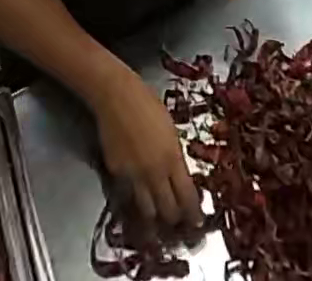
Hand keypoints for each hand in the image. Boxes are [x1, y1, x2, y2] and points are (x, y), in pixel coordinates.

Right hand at [92, 70, 199, 227]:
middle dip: (174, 216)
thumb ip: (175, 155)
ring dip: (154, 211)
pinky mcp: (115, 171)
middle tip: (176, 214)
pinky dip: (133, 194)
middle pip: (168, 211)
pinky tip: (135, 187)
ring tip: (156, 208)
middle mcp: (154, 173)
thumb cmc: (146, 102)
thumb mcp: (170, 129)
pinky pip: (127, 191)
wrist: (115, 94)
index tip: (196, 219)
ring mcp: (133, 174)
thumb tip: (179, 175)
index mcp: (172, 159)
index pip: (187, 198)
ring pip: (147, 210)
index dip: (193, 213)